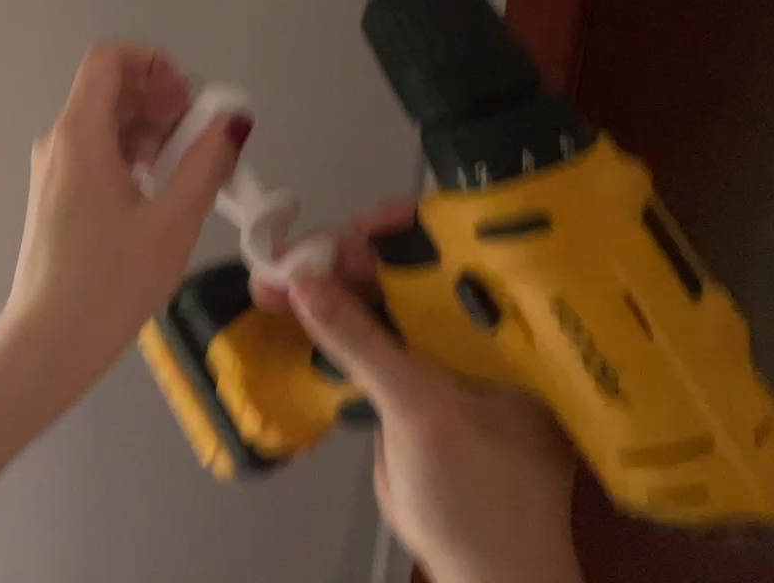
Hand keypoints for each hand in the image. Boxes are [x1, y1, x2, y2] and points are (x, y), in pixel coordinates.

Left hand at [0, 42, 248, 391]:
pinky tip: (156, 190)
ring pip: (104, 121)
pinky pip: (95, 150)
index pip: (108, 58)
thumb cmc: (113, 280)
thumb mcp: (174, 220)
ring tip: (184, 171)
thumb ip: (207, 161)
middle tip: (198, 141)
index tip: (188, 99)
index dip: (153, 62)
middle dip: (160, 100)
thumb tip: (232, 120)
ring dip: (150, 130)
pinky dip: (131, 153)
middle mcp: (58, 138)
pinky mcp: (54, 191)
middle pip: (109, 89)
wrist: (50, 338)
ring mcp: (52, 166)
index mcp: (79, 132)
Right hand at [279, 206, 581, 582]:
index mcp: (506, 334)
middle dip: (343, 257)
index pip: (460, 259)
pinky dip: (316, 312)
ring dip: (318, 283)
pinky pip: (355, 327)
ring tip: (268, 275)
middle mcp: (472, 332)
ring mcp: (432, 350)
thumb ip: (362, 343)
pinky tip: (278, 298)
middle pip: (403, 271)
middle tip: (289, 254)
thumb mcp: (420, 411)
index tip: (358, 225)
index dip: (410, 232)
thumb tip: (300, 281)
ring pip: (370, 296)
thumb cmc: (478, 495)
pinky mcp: (399, 371)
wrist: (475, 569)